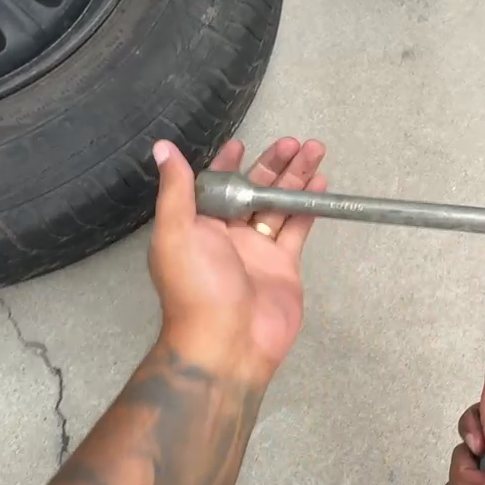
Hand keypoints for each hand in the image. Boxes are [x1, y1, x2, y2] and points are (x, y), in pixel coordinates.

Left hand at [149, 137, 327, 379]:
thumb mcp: (177, 233)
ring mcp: (258, 249)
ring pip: (279, 203)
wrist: (228, 343)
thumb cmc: (197, 287)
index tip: (243, 143)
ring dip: (296, 177)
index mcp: (198, 225)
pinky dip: (309, 205)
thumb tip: (163, 148)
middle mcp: (228, 234)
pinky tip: (321, 183)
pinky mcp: (283, 264)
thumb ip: (176, 189)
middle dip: (273, 164)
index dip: (228, 163)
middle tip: (295, 142)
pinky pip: (297, 227)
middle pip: (253, 189)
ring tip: (316, 150)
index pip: (215, 185)